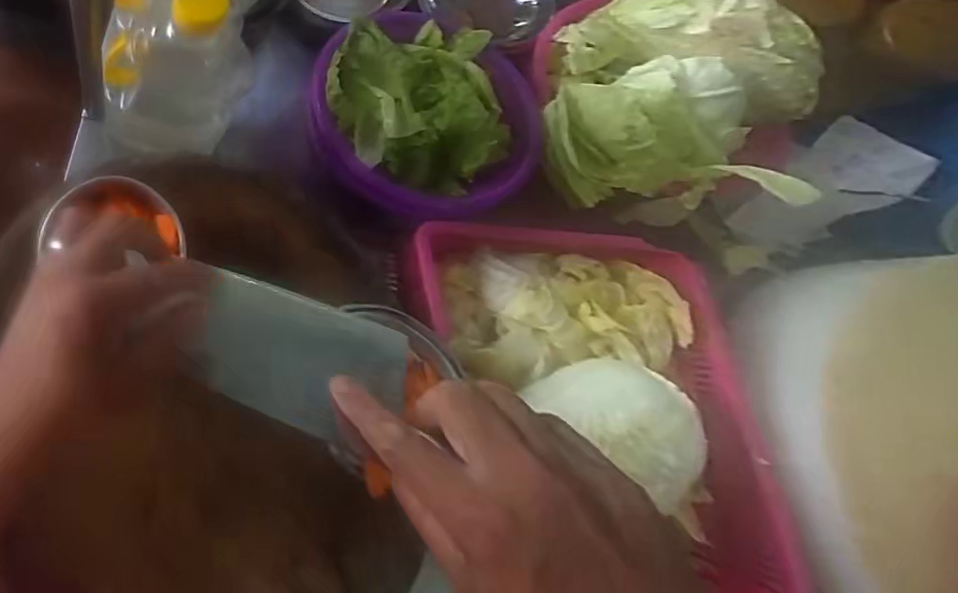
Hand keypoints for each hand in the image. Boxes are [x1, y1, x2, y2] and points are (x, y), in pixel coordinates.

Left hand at [0, 209, 209, 439]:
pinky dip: (90, 240)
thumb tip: (197, 310)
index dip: (190, 275)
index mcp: (95, 300)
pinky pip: (64, 239)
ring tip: (135, 264)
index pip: (155, 275)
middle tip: (172, 267)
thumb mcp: (127, 387)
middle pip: (118, 227)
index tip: (214, 280)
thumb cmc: (70, 416)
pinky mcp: (35, 277)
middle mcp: (69, 271)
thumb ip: (164, 343)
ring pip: (86, 222)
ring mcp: (48, 269)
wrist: (7, 425)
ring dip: (117, 234)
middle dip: (152, 240)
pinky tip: (104, 271)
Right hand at [330, 376, 701, 592]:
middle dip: (431, 410)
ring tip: (481, 447)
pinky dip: (525, 435)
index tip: (340, 385)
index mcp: (482, 518)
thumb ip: (426, 513)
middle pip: (455, 397)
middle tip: (433, 439)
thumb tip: (392, 457)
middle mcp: (526, 479)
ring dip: (477, 415)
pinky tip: (532, 469)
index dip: (364, 411)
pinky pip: (551, 425)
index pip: (403, 444)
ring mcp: (578, 471)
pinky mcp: (618, 476)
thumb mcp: (470, 583)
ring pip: (503, 397)